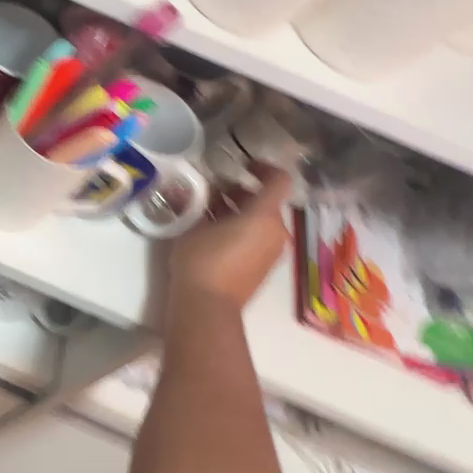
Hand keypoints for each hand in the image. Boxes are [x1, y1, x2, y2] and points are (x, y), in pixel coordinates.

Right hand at [168, 164, 293, 311]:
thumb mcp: (194, 228)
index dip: (264, 167)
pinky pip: (258, 239)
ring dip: (240, 213)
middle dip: (242, 194)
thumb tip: (210, 196)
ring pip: (261, 221)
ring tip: (210, 216)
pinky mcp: (264, 267)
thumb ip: (205, 207)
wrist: (208, 306)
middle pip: (267, 202)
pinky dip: (242, 231)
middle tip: (213, 193)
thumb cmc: (200, 261)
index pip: (279, 180)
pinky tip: (215, 237)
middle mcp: (277, 231)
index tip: (242, 165)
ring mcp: (273, 251)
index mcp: (264, 216)